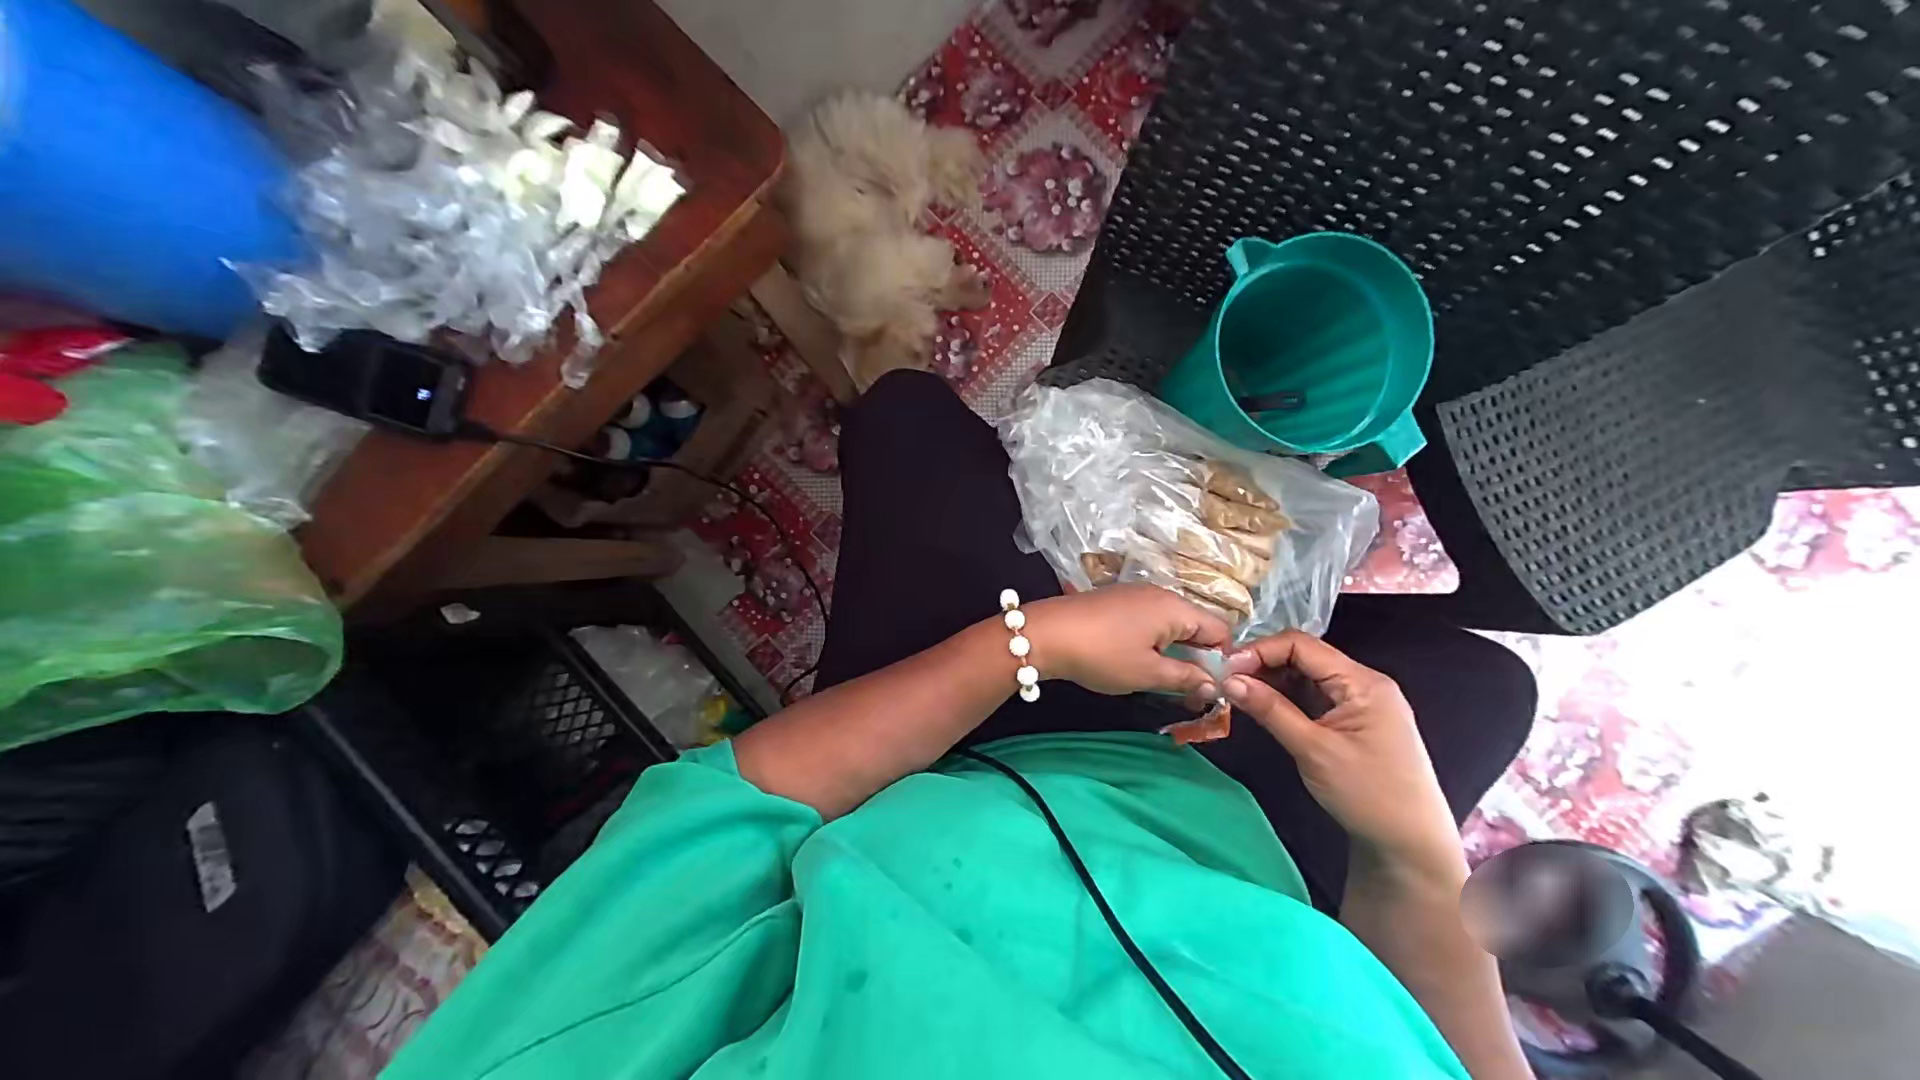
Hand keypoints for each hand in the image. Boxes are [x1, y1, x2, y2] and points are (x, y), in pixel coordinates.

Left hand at [1024, 584, 1229, 696]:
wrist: (1046, 634)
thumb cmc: (1102, 655)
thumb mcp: (1148, 673)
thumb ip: (1186, 677)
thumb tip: (1215, 684)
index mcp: (1175, 608)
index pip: (1220, 631)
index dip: (1222, 661)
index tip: (1212, 688)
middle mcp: (1160, 594)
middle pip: (1196, 625)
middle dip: (1197, 658)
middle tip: (1189, 692)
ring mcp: (1135, 595)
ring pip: (1170, 624)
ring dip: (1173, 652)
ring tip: (1162, 680)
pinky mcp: (1115, 601)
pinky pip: (1148, 621)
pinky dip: (1151, 641)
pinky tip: (1136, 661)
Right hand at [1222, 631, 1462, 874]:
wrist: (1410, 847)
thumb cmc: (1368, 795)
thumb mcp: (1313, 750)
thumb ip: (1270, 709)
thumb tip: (1228, 680)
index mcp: (1362, 682)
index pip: (1302, 645)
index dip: (1260, 650)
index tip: (1226, 668)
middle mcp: (1363, 683)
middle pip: (1303, 656)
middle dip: (1262, 663)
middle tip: (1225, 680)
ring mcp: (1358, 701)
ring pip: (1305, 675)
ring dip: (1270, 679)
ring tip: (1237, 692)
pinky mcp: (1351, 720)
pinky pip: (1312, 695)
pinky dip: (1284, 696)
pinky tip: (1261, 704)